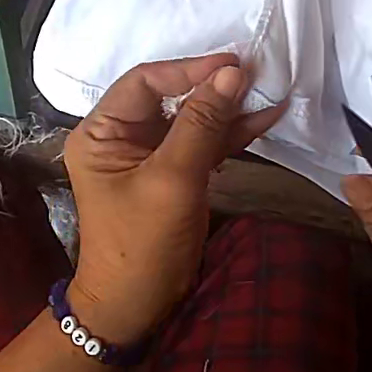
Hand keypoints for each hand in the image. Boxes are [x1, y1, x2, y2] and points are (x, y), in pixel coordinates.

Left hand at [64, 54, 283, 343]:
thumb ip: (201, 125)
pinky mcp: (172, 173)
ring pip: (190, 119)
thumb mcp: (172, 181)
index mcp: (101, 132)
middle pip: (170, 97)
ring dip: (228, 109)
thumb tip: (232, 75)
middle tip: (257, 73)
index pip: (145, 83)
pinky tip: (264, 120)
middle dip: (213, 87)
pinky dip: (230, 134)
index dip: (190, 70)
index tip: (235, 65)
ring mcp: (147, 155)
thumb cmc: (142, 244)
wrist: (136, 306)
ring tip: (269, 91)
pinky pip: (201, 143)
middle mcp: (120, 136)